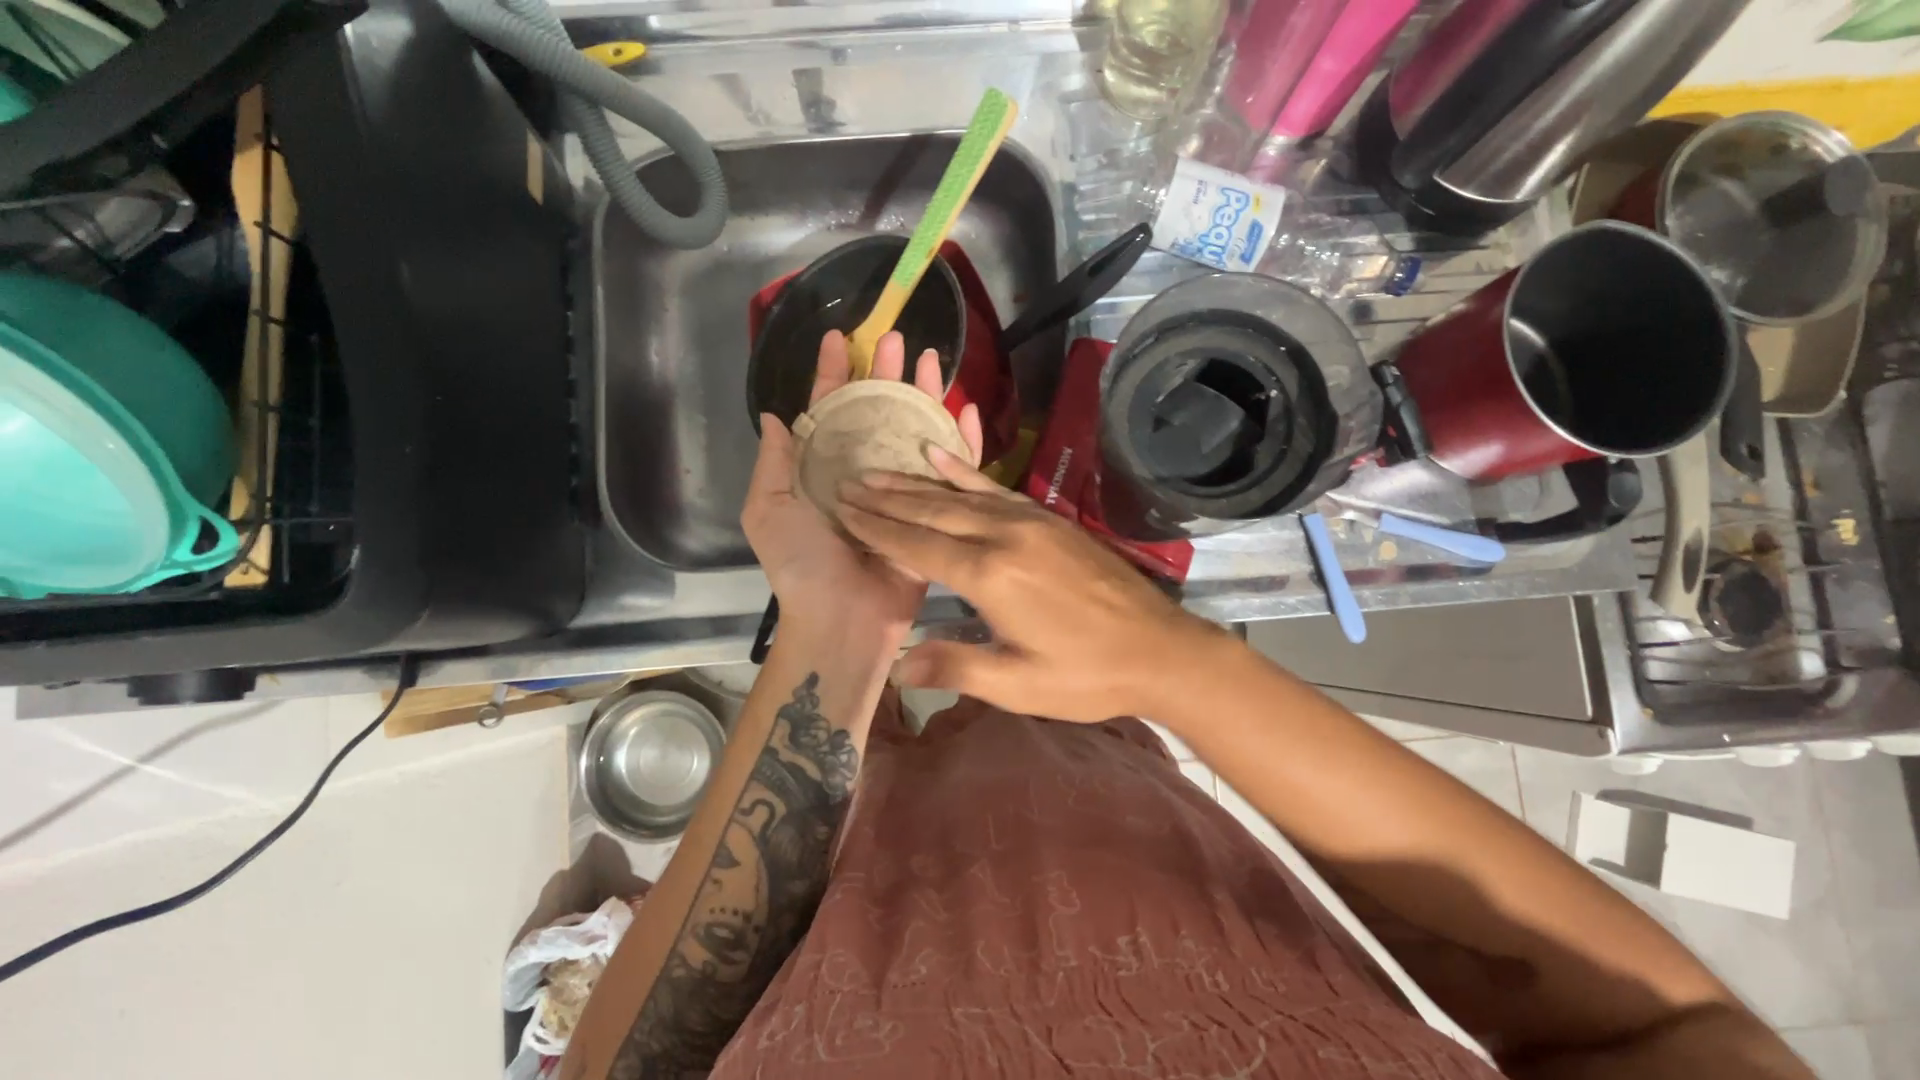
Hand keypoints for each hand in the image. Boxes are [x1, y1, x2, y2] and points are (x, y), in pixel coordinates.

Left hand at [744, 329, 981, 639]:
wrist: (842, 620)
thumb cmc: (801, 564)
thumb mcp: (768, 510)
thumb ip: (774, 462)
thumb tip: (776, 414)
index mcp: (821, 470)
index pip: (829, 411)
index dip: (834, 374)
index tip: (840, 338)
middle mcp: (862, 473)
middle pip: (879, 413)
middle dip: (887, 374)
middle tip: (898, 339)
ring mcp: (900, 491)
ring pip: (916, 432)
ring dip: (926, 395)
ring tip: (935, 360)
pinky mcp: (934, 513)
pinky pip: (953, 472)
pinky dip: (962, 441)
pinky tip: (967, 410)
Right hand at [835, 450, 1233, 722]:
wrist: (1159, 649)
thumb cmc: (1086, 676)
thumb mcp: (1019, 684)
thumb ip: (956, 667)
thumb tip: (898, 664)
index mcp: (990, 576)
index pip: (918, 546)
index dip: (877, 530)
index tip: (842, 511)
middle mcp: (1005, 536)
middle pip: (932, 512)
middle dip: (885, 499)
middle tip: (845, 484)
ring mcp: (1030, 522)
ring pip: (959, 495)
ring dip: (914, 483)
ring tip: (876, 470)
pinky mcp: (1049, 520)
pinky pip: (996, 489)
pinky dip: (964, 471)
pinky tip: (941, 457)